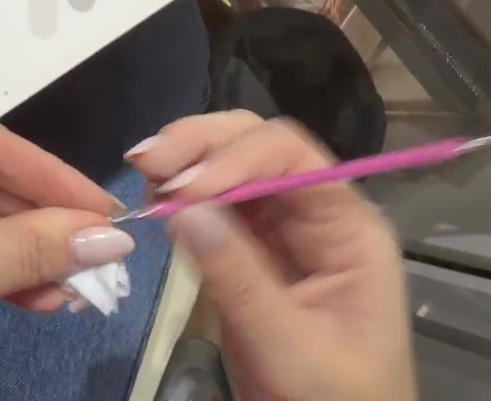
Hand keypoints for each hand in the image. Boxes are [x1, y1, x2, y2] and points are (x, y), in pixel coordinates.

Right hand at [130, 112, 414, 400]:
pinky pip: (208, 197)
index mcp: (346, 226)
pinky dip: (177, 189)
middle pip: (254, 142)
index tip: (185, 186)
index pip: (291, 156)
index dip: (236, 156)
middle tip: (147, 162)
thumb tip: (182, 206)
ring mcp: (277, 222)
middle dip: (200, 143)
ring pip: (226, 159)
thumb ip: (239, 277)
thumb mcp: (291, 350)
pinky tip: (152, 195)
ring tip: (143, 171)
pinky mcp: (245, 242)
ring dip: (183, 157)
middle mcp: (311, 209)